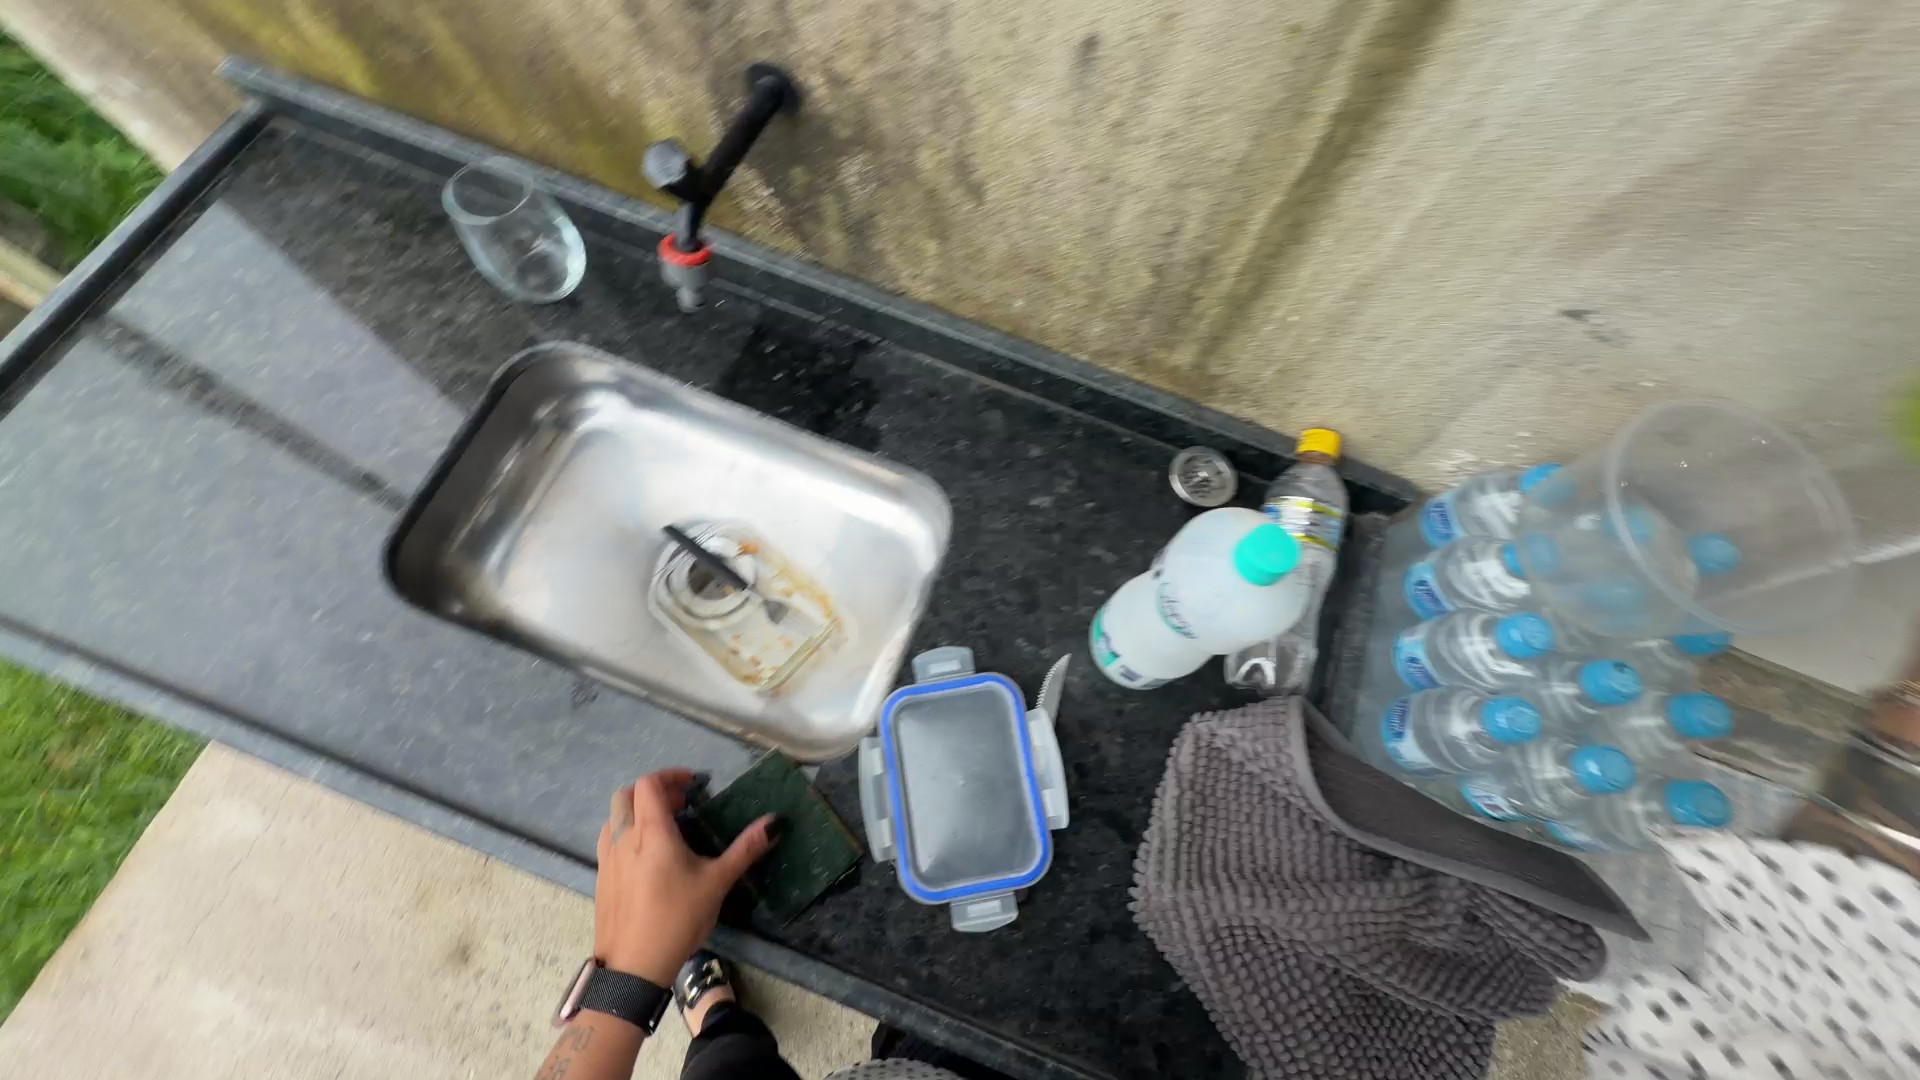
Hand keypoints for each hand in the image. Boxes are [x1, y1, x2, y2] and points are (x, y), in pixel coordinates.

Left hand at [593, 769, 776, 985]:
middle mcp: (624, 839)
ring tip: (665, 827)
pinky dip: (628, 833)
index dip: (670, 776)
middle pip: (626, 795)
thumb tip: (775, 822)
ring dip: (637, 811)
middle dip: (653, 791)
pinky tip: (648, 856)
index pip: (648, 784)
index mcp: (651, 833)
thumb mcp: (717, 882)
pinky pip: (610, 841)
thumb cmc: (677, 919)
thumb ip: (745, 848)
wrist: (632, 970)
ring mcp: (608, 860)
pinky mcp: (601, 880)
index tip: (693, 785)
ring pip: (614, 818)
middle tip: (681, 803)